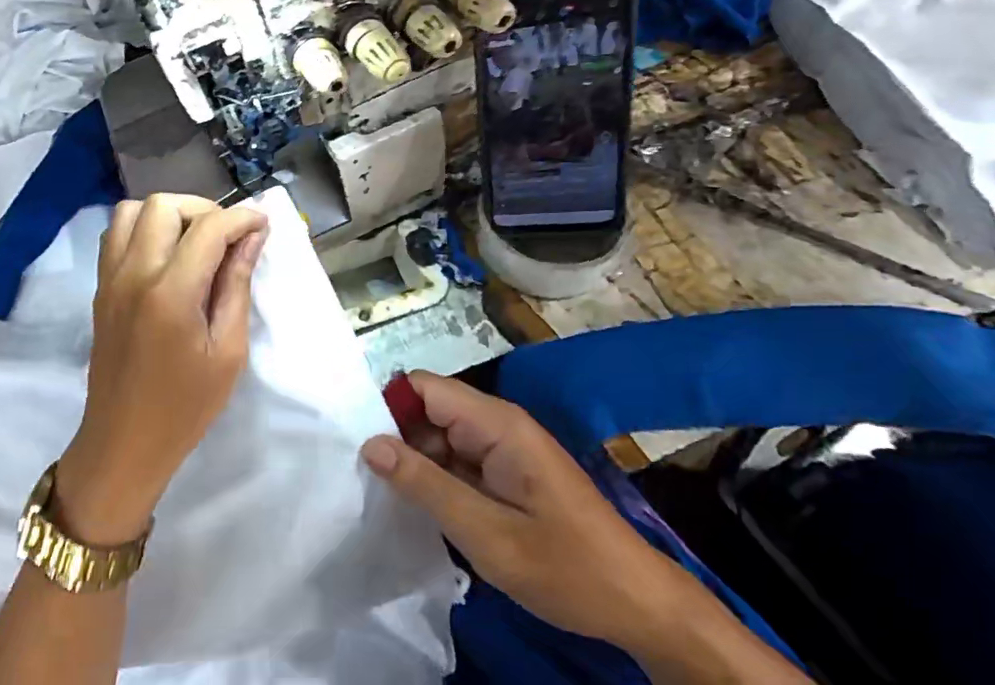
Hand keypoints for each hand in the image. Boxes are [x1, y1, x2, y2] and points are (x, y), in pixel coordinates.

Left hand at [56, 194, 268, 545]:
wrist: (124, 440)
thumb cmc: (186, 406)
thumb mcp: (228, 351)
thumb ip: (237, 285)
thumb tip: (252, 237)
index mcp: (171, 293)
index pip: (209, 228)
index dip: (241, 218)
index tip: (262, 224)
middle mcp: (134, 273)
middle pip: (165, 205)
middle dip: (203, 209)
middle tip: (228, 238)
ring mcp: (110, 278)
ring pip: (133, 210)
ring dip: (168, 214)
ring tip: (194, 242)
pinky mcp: (100, 287)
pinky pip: (116, 234)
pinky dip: (142, 228)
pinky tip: (165, 255)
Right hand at [360, 372, 710, 655]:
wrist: (640, 606)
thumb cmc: (568, 568)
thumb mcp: (488, 534)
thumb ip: (426, 485)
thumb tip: (369, 444)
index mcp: (496, 424)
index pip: (423, 387)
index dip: (387, 405)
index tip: (354, 440)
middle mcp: (496, 425)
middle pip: (426, 410)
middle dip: (395, 437)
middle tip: (361, 475)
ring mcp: (501, 449)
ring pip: (437, 437)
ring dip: (412, 462)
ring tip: (379, 493)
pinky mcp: (503, 472)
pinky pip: (454, 461)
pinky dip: (433, 480)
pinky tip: (413, 506)